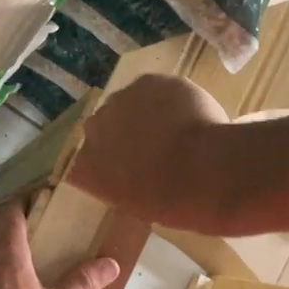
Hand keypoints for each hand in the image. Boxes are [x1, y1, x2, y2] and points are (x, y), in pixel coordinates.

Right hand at [70, 75, 231, 228]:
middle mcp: (93, 130)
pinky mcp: (146, 81)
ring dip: (143, 113)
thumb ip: (121, 186)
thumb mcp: (136, 206)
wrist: (205, 172)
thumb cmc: (173, 202)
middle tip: (151, 148)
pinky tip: (188, 114)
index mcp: (85, 168)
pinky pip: (154, 88)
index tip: (126, 171)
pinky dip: (167, 98)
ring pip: (127, 103)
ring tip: (173, 129)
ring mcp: (118, 101)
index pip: (84, 162)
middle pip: (102, 127)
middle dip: (121, 134)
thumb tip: (131, 178)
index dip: (107, 163)